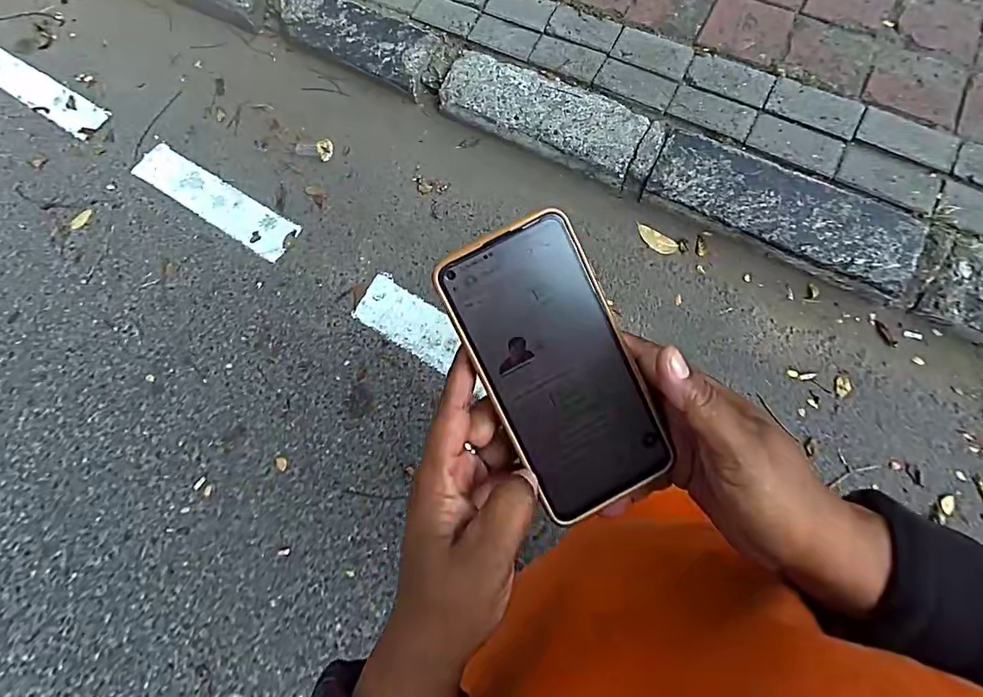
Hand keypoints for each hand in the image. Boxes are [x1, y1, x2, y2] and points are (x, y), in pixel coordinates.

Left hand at [359, 351, 535, 695]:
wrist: (437, 642)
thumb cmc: (444, 604)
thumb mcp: (484, 555)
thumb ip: (512, 505)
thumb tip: (530, 471)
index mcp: (438, 475)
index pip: (450, 410)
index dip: (462, 374)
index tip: (474, 340)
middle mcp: (451, 474)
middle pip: (481, 423)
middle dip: (508, 414)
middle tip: (537, 405)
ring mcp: (467, 489)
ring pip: (497, 447)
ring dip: (519, 446)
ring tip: (545, 441)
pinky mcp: (482, 504)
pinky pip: (506, 472)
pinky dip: (523, 469)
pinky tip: (542, 471)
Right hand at [608, 332, 891, 616]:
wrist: (809, 554)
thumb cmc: (783, 497)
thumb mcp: (738, 448)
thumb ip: (701, 404)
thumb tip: (667, 356)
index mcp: (704, 396)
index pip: (654, 359)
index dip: (618, 347)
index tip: (580, 341)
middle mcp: (693, 412)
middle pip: (638, 391)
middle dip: (604, 392)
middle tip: (565, 399)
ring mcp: (689, 440)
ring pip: (638, 429)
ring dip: (612, 439)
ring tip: (582, 454)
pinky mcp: (686, 469)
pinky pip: (647, 464)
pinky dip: (628, 477)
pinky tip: (613, 495)